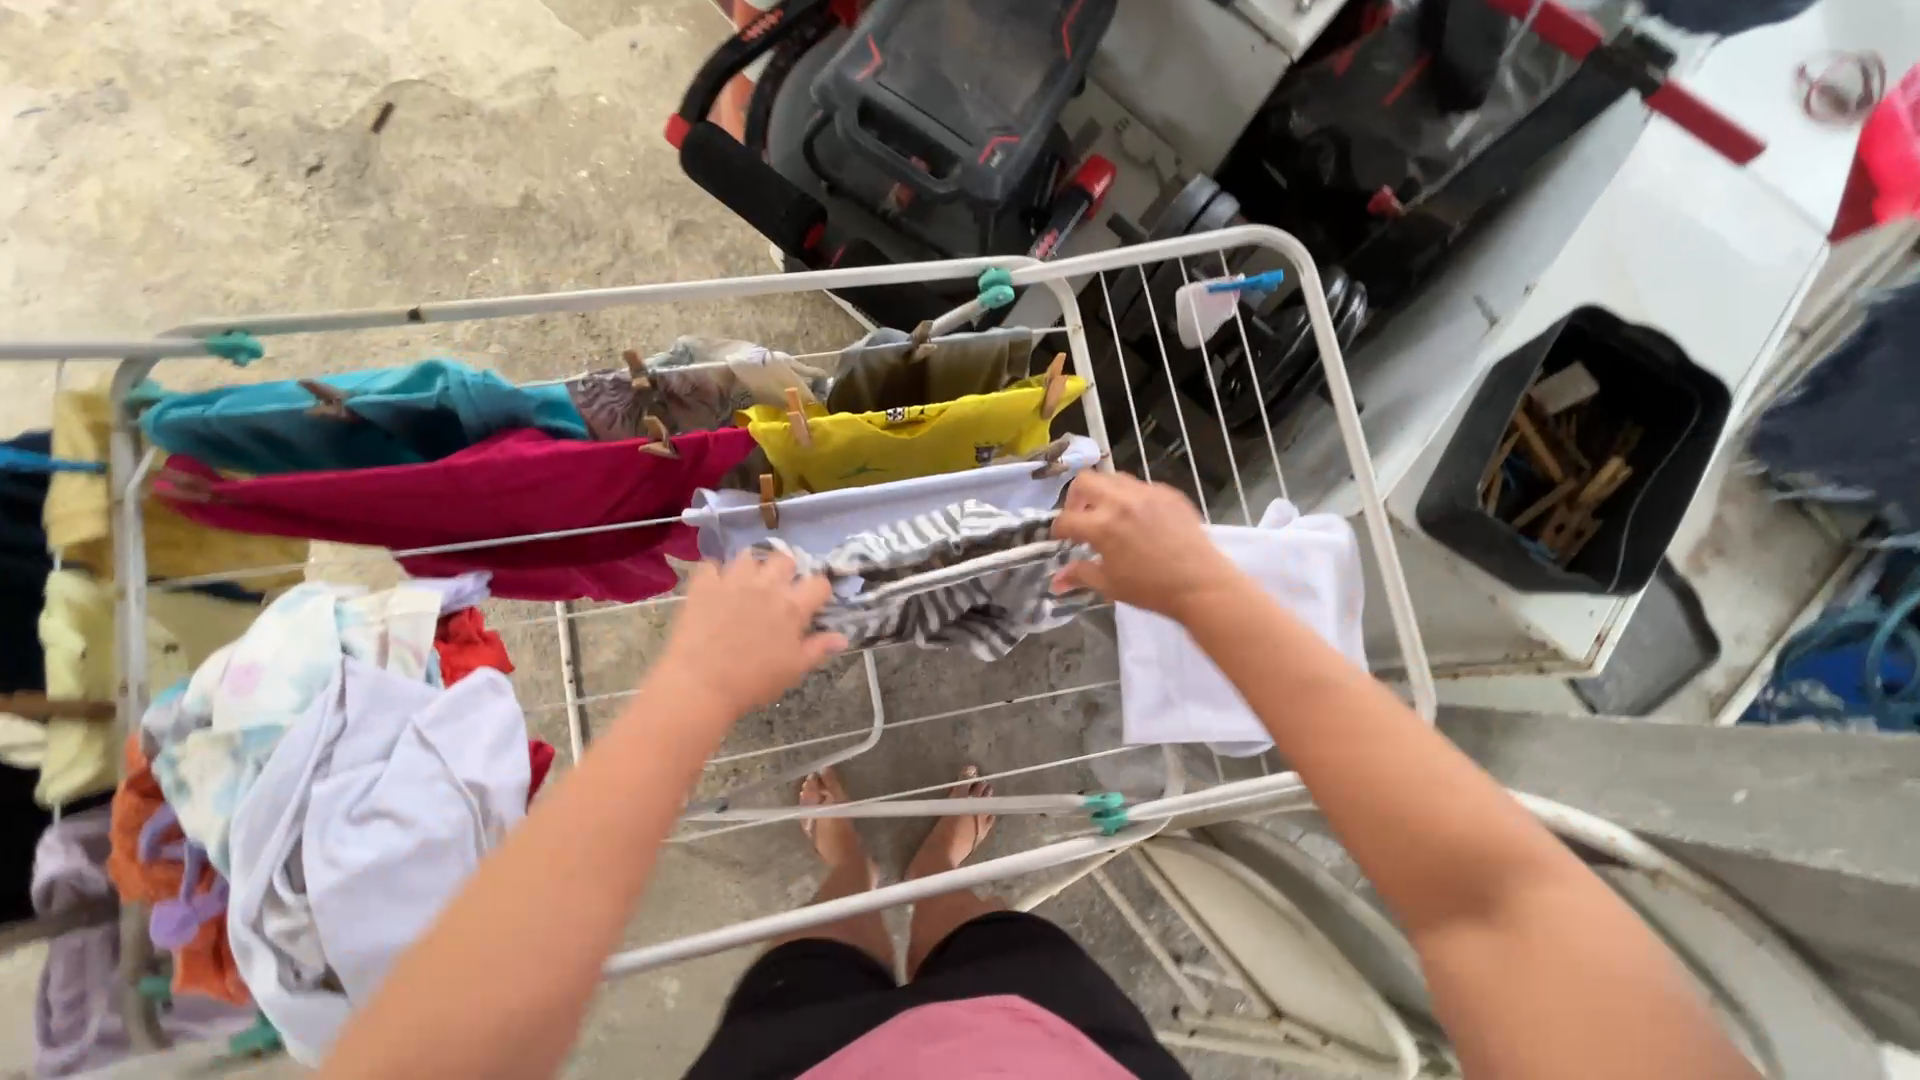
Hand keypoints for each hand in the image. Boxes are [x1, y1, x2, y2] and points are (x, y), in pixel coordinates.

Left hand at [653, 552, 847, 717]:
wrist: (700, 684)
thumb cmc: (752, 682)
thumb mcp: (793, 670)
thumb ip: (818, 648)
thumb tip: (842, 637)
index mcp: (792, 607)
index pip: (819, 583)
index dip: (819, 591)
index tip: (813, 603)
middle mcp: (767, 586)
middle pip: (785, 560)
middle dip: (786, 572)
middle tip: (778, 591)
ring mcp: (734, 581)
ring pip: (749, 557)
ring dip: (751, 568)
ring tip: (746, 585)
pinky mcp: (704, 585)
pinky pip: (711, 565)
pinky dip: (714, 573)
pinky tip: (715, 587)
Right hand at [1052, 470, 1243, 621]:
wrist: (1201, 584)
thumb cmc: (1151, 589)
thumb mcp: (1109, 584)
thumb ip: (1080, 574)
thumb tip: (1056, 580)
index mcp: (1102, 525)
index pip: (1066, 519)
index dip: (1058, 530)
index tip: (1061, 538)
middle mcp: (1121, 501)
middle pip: (1085, 481)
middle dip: (1075, 498)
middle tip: (1080, 517)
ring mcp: (1147, 493)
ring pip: (1113, 478)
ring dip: (1103, 493)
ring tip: (1108, 515)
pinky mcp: (1169, 493)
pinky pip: (1141, 486)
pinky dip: (1130, 497)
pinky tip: (1138, 519)